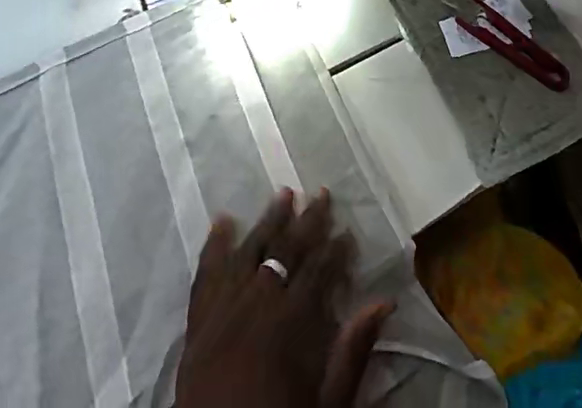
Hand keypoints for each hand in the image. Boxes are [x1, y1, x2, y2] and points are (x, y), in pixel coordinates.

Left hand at [177, 188, 393, 407]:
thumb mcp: (328, 400)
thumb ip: (353, 350)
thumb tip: (383, 304)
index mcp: (291, 319)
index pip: (319, 270)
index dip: (335, 249)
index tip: (347, 231)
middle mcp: (258, 299)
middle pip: (286, 249)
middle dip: (307, 221)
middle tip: (321, 194)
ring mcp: (224, 302)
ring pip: (249, 248)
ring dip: (268, 220)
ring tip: (283, 194)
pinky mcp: (198, 314)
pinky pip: (207, 269)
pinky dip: (215, 243)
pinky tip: (222, 220)